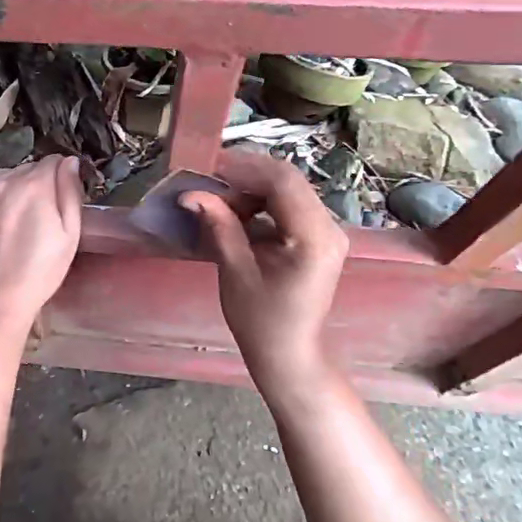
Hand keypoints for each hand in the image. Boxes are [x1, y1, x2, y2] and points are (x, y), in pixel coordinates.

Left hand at [0, 155, 83, 322]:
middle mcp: (3, 179)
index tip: (55, 200)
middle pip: (25, 169)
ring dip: (7, 189)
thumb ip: (70, 192)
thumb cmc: (41, 271)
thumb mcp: (70, 234)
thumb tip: (69, 161)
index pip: (52, 163)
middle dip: (33, 185)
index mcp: (35, 185)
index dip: (57, 179)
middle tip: (33, 216)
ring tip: (7, 219)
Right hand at [179, 149, 348, 397]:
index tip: (208, 167)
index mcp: (313, 239)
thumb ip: (220, 227)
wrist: (290, 354)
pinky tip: (238, 210)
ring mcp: (329, 231)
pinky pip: (292, 204)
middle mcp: (329, 228)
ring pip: (290, 188)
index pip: (283, 183)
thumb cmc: (261, 322)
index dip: (244, 168)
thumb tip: (192, 193)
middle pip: (289, 180)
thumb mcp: (235, 273)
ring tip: (220, 196)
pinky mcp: (320, 236)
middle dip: (246, 174)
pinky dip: (263, 201)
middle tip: (209, 179)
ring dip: (253, 186)